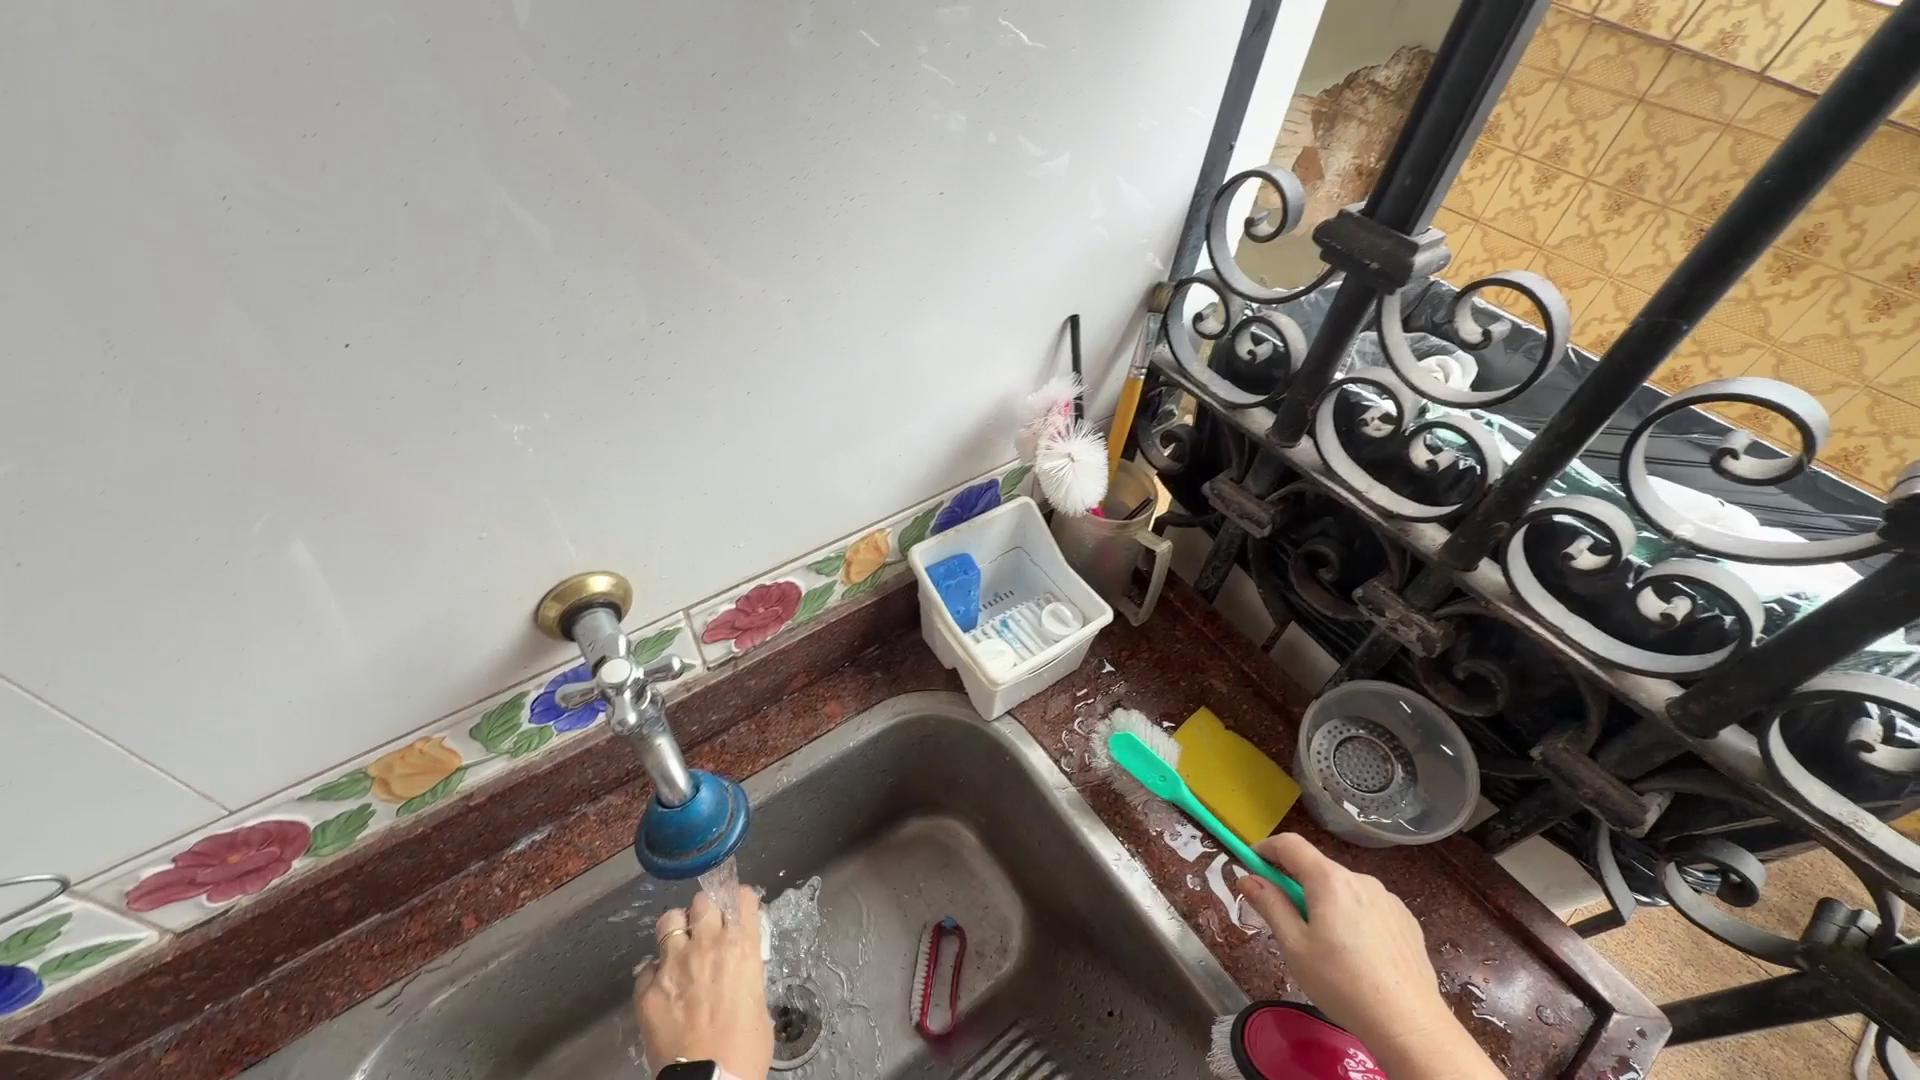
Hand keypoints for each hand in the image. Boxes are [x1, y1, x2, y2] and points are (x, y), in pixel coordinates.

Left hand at [634, 887, 772, 1079]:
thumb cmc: (746, 1047)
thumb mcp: (758, 999)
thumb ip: (747, 972)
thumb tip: (737, 966)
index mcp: (741, 946)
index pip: (741, 897)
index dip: (739, 902)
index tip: (737, 910)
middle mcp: (707, 944)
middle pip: (703, 901)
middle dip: (706, 912)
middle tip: (707, 929)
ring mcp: (673, 964)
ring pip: (669, 921)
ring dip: (676, 931)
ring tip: (679, 947)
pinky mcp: (647, 989)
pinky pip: (647, 967)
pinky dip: (656, 974)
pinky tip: (663, 988)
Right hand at [1235, 834, 1498, 1079]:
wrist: (1409, 1022)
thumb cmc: (1341, 982)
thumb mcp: (1294, 946)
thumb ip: (1270, 905)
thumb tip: (1247, 878)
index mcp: (1329, 880)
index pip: (1290, 844)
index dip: (1265, 849)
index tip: (1251, 866)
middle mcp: (1360, 879)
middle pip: (1317, 868)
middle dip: (1295, 883)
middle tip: (1285, 918)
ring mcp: (1387, 899)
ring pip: (1343, 888)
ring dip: (1325, 901)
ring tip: (1325, 943)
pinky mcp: (1406, 920)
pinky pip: (1368, 906)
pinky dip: (1352, 916)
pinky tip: (1358, 953)